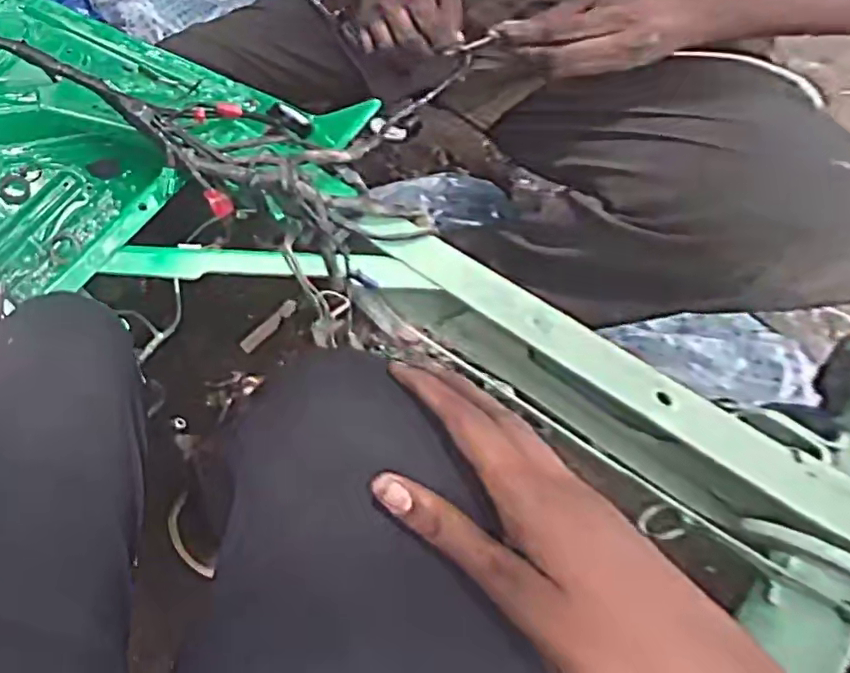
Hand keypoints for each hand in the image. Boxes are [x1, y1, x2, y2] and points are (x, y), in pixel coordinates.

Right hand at [352, 0, 465, 56]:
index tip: (448, 54)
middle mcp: (394, 7)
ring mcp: (374, 16)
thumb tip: (455, 40)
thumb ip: (452, 14)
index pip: (434, 27)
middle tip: (430, 60)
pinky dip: (379, 52)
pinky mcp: (360, 22)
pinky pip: (368, 44)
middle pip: (409, 39)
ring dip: (400, 56)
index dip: (443, 44)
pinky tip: (390, 52)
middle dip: (422, 53)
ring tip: (411, 59)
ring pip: (387, 45)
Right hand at [372, 364, 779, 672]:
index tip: (400, 367)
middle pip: (502, 417)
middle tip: (420, 363)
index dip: (431, 390)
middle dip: (457, 384)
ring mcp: (594, 505)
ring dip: (483, 405)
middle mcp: (565, 489)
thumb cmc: (620, 645)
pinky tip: (509, 449)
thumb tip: (386, 485)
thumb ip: (450, 534)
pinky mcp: (611, 524)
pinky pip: (545, 455)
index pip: (470, 424)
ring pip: (526, 433)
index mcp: (534, 497)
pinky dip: (510, 433)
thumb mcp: (517, 593)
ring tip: (455, 392)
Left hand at [494, 0, 721, 78]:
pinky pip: (574, 74)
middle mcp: (618, 45)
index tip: (497, 31)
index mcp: (617, 18)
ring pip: (561, 70)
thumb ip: (564, 10)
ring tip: (512, 52)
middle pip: (554, 57)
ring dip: (531, 63)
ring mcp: (618, 63)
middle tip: (498, 45)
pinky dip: (550, 69)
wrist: (705, 14)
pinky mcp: (618, 72)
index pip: (556, 31)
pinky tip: (536, 61)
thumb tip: (524, 23)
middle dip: (521, 52)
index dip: (522, 33)